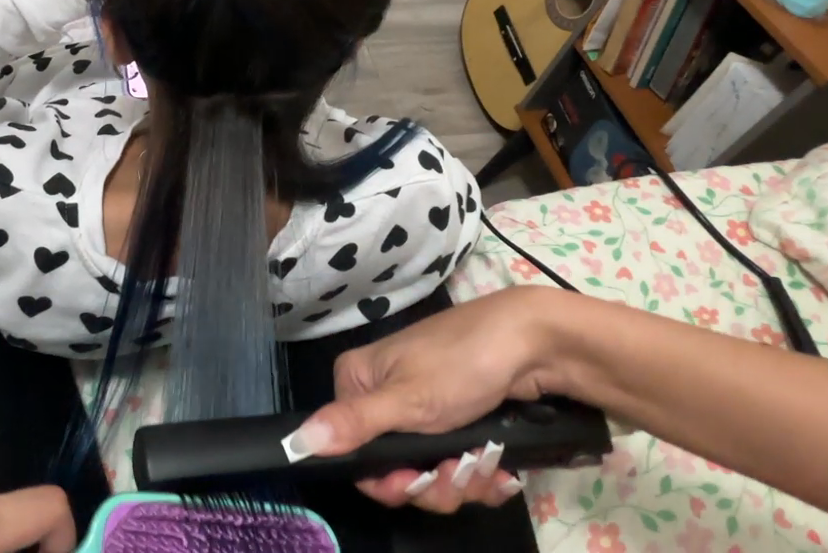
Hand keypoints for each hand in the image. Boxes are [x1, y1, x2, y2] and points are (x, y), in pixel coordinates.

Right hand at [287, 287, 568, 512]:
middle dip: (434, 483)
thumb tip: (296, 441)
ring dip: (463, 480)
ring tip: (489, 466)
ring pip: (430, 472)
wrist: (531, 345)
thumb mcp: (407, 400)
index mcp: (359, 382)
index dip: (384, 479)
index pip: (352, 449)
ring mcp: (421, 408)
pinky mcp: (455, 420)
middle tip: (461, 473)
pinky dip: (479, 475)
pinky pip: (456, 466)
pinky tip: (500, 469)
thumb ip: (355, 424)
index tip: (416, 483)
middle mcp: (383, 395)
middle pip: (393, 467)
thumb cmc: (460, 364)